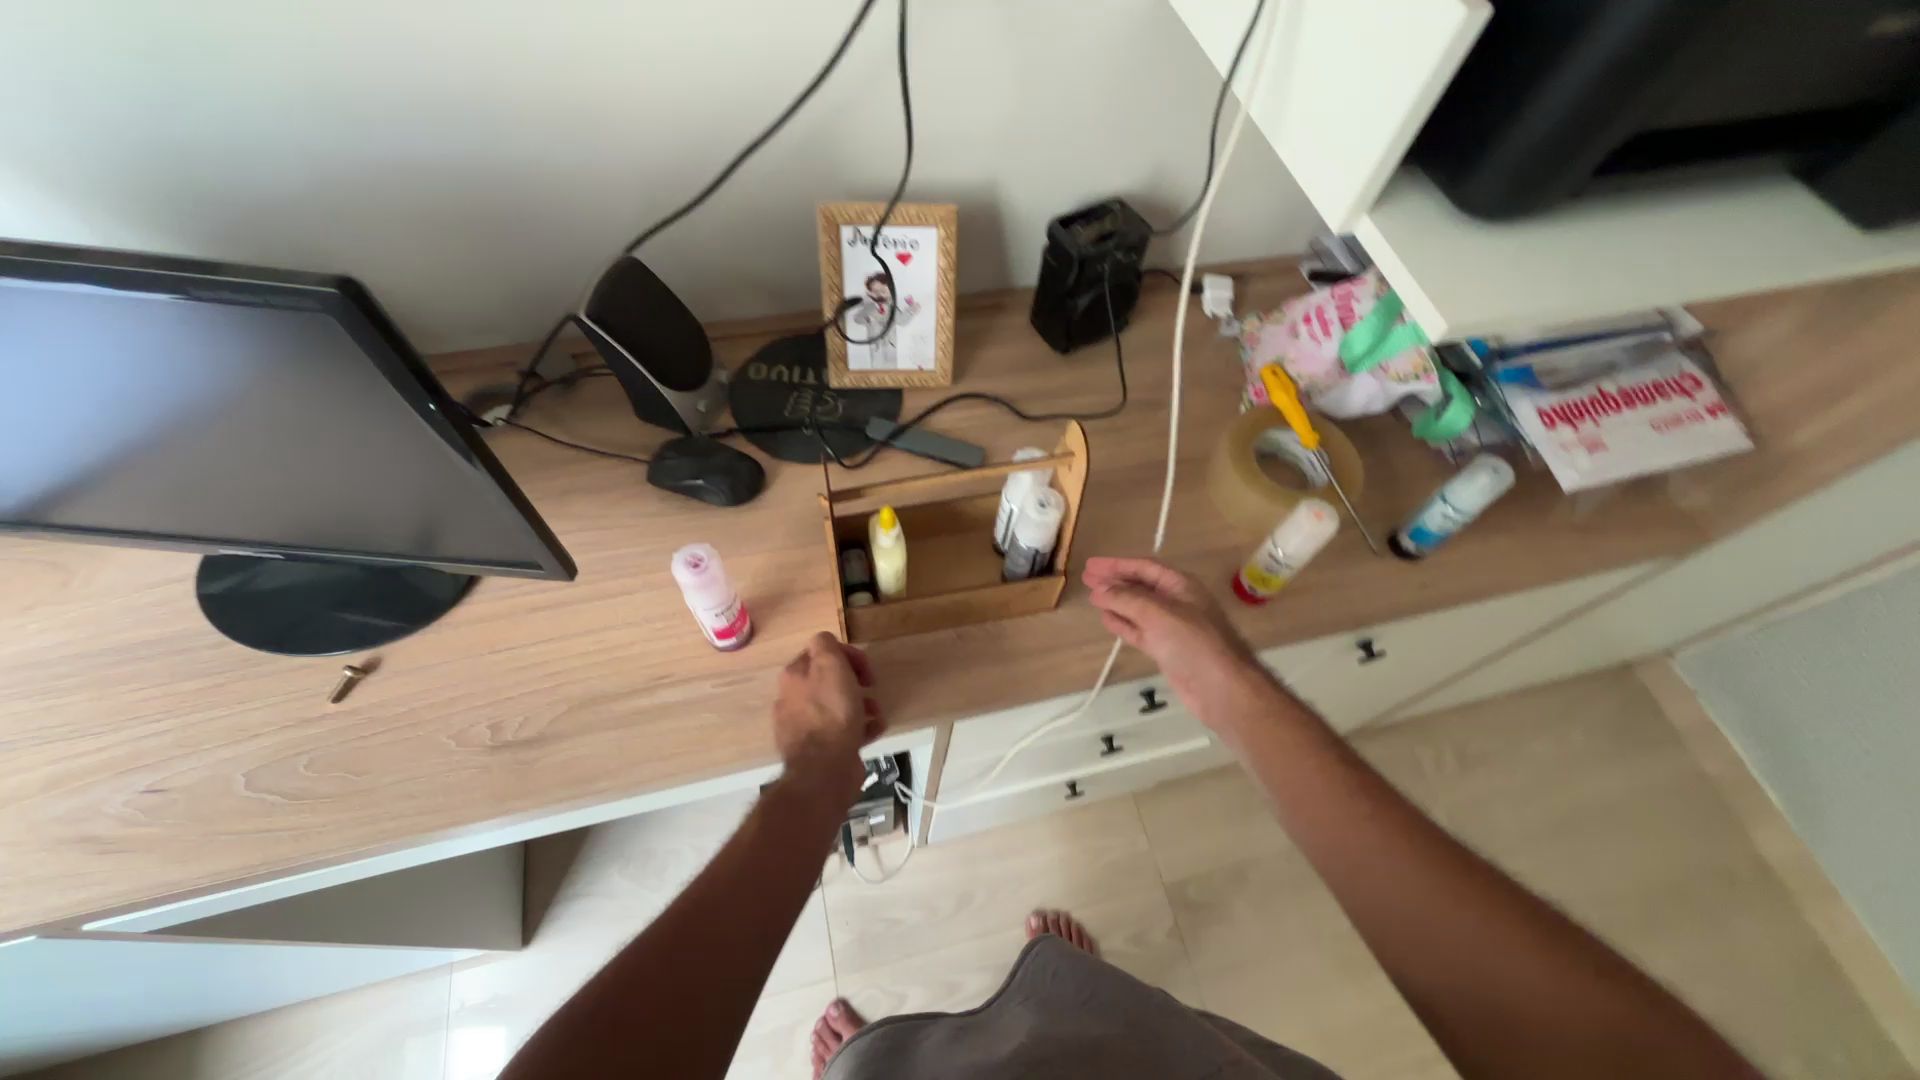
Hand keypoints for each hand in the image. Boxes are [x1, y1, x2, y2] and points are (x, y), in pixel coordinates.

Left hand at [773, 633, 883, 790]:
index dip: (847, 655)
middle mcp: (793, 698)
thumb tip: (826, 644)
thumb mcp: (831, 666)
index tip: (865, 669)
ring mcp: (804, 726)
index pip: (820, 652)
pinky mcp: (818, 749)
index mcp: (794, 676)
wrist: (823, 770)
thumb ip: (826, 646)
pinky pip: (841, 731)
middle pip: (829, 680)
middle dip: (855, 682)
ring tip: (877, 714)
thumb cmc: (831, 713)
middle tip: (871, 689)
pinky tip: (874, 731)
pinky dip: (860, 728)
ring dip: (861, 706)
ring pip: (837, 706)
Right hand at [1084, 557, 1268, 721]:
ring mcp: (1171, 627)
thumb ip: (1127, 599)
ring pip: (1138, 608)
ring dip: (1116, 602)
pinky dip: (1123, 624)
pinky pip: (1139, 630)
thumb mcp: (1158, 614)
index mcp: (1180, 585)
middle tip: (1087, 578)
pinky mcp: (1165, 649)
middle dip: (1114, 581)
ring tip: (1092, 597)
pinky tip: (1106, 620)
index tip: (1091, 566)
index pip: (1144, 567)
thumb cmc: (1193, 643)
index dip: (1117, 565)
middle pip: (1140, 586)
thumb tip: (1099, 589)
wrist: (1220, 688)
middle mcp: (1176, 602)